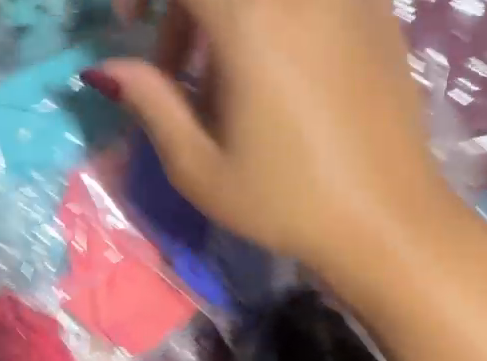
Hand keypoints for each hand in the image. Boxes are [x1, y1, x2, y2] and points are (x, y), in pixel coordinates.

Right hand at [93, 0, 463, 277]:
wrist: (382, 213)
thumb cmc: (280, 201)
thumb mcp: (198, 167)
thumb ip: (151, 103)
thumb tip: (105, 70)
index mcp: (252, 20)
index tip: (131, 25)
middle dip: (187, 7)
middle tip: (176, 64)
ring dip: (226, 16)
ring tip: (222, 76)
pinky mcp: (371, 4)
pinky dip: (270, 18)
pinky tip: (270, 70)